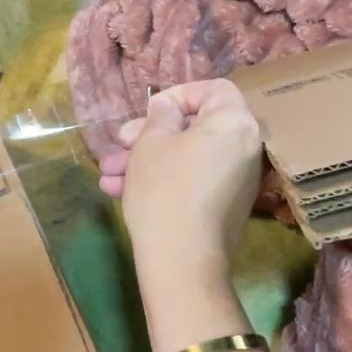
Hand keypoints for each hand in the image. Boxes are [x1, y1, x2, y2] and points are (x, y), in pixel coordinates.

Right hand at [97, 79, 263, 289]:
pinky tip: (119, 192)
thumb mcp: (152, 142)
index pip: (214, 89)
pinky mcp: (222, 206)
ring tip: (107, 173)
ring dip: (145, 160)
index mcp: (234, 123)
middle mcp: (244, 148)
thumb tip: (168, 109)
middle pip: (195, 126)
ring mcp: (236, 180)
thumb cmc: (165, 189)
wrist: (182, 262)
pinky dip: (161, 180)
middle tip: (120, 142)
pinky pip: (191, 180)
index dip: (179, 94)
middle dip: (150, 134)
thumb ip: (161, 116)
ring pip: (186, 156)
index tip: (150, 111)